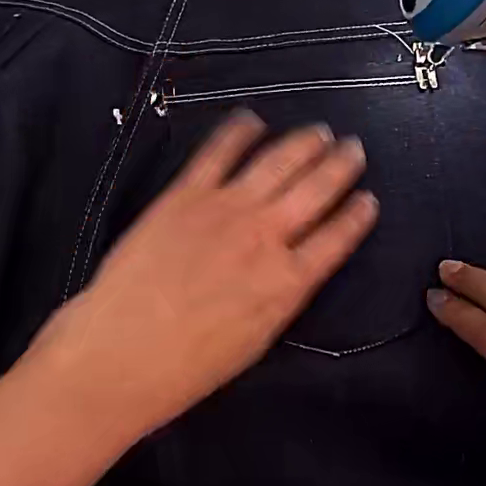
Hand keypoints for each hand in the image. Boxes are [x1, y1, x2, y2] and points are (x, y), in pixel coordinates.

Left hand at [23, 111, 377, 438]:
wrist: (116, 357)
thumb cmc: (188, 367)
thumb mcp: (256, 341)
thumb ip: (284, 294)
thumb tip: (299, 265)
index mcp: (288, 281)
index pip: (338, 237)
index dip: (357, 215)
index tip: (368, 198)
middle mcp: (266, 235)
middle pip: (317, 189)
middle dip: (341, 165)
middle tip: (354, 148)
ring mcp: (227, 208)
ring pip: (278, 162)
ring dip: (305, 143)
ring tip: (320, 131)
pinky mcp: (187, 194)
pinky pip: (219, 152)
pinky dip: (239, 131)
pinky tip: (253, 119)